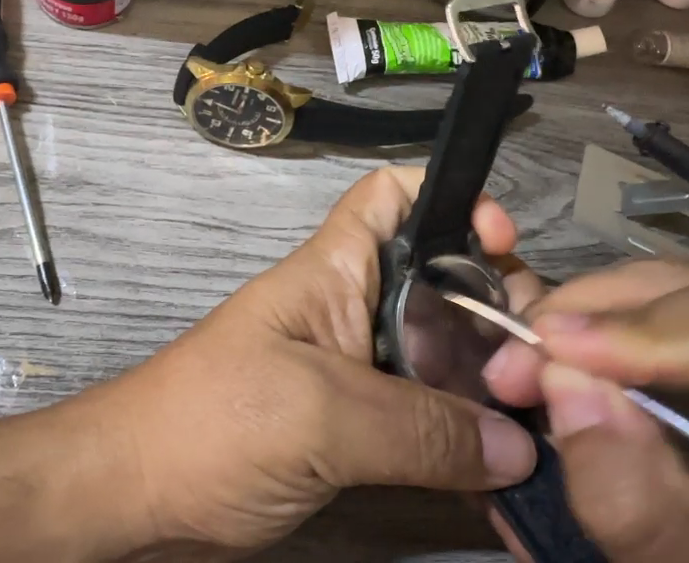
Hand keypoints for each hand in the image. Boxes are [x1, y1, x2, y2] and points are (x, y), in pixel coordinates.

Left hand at [75, 166, 538, 551]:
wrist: (138, 492)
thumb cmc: (214, 422)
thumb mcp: (318, 415)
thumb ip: (419, 428)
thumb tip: (517, 445)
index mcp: (333, 273)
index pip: (388, 197)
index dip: (447, 196)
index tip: (506, 236)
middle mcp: (351, 311)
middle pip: (437, 278)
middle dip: (495, 299)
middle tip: (547, 355)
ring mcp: (354, 370)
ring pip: (439, 350)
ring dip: (490, 375)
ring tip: (551, 412)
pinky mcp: (355, 428)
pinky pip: (426, 415)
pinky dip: (468, 433)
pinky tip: (513, 463)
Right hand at [484, 261, 688, 561]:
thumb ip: (656, 512)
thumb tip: (562, 384)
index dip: (642, 328)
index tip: (548, 361)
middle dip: (592, 318)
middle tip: (512, 372)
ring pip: (683, 294)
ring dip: (590, 326)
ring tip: (530, 373)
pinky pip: (680, 320)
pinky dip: (614, 342)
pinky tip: (575, 372)